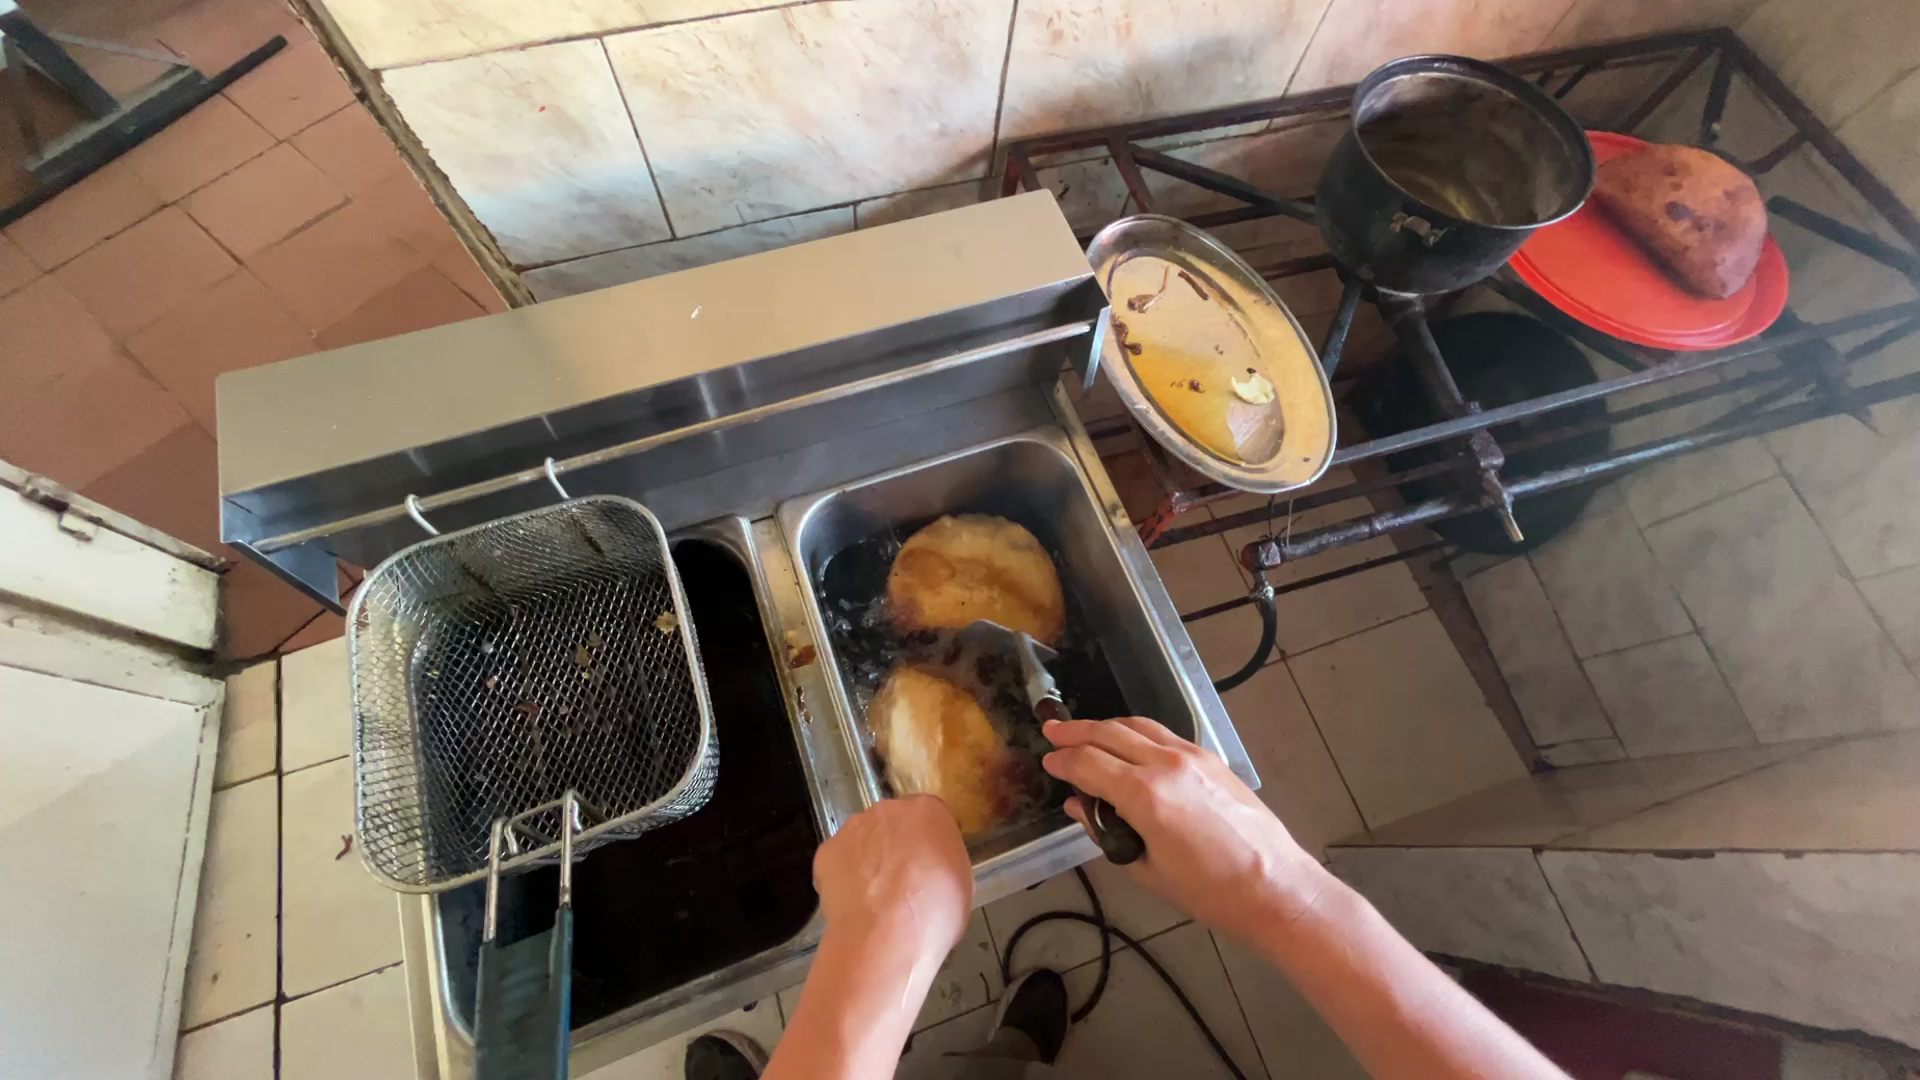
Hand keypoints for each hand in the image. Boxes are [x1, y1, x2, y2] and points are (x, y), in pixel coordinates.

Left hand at [812, 795, 972, 965]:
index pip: (929, 817)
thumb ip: (944, 860)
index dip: (927, 844)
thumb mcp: (961, 882)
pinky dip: (844, 878)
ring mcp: (854, 828)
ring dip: (868, 859)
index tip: (928, 867)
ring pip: (863, 839)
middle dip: (895, 846)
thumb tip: (931, 867)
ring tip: (874, 899)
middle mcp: (889, 809)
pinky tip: (854, 904)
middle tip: (902, 882)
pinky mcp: (827, 851)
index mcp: (928, 810)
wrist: (886, 938)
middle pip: (893, 823)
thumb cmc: (936, 913)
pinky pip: (838, 861)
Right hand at [1043, 716, 1326, 942]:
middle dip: (1075, 731)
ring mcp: (1190, 755)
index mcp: (1145, 795)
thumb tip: (1078, 807)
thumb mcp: (1146, 869)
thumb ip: (1105, 831)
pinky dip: (1135, 732)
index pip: (1089, 764)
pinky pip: (1161, 734)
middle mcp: (1165, 764)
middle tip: (1051, 729)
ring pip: (1136, 725)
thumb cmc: (1209, 892)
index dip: (1062, 761)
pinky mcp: (1209, 757)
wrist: (1277, 888)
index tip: (1047, 761)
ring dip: (1104, 725)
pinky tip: (1126, 742)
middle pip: (1108, 733)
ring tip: (1083, 731)